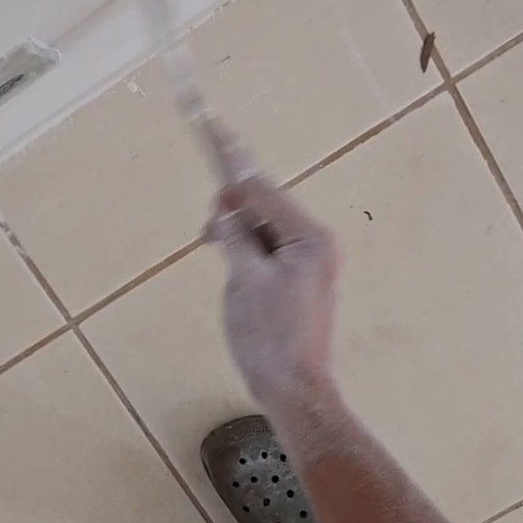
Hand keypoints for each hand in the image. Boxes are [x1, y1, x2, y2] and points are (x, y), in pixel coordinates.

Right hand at [209, 176, 340, 413]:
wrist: (293, 389)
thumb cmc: (270, 337)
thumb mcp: (244, 280)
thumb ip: (235, 236)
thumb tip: (226, 206)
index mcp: (309, 238)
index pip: (263, 191)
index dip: (232, 171)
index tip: (211, 133)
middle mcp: (315, 244)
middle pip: (265, 207)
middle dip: (232, 212)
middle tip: (207, 234)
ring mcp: (309, 264)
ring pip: (263, 230)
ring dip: (236, 235)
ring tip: (215, 252)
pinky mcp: (298, 281)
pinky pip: (267, 252)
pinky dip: (245, 252)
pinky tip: (231, 267)